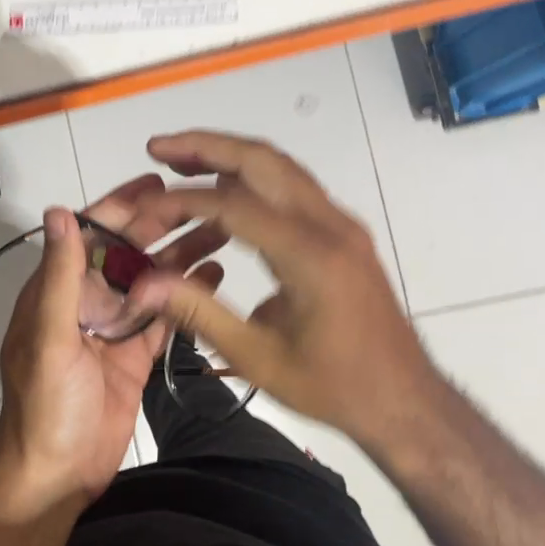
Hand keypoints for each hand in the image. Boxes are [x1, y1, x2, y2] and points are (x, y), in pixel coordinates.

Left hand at [0, 178, 224, 517]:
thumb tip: (59, 211)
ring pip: (150, 280)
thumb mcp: (48, 336)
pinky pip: (164, 316)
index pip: (89, 235)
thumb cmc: (46, 404)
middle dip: (162, 225)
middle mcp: (85, 301)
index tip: (159, 180)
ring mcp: (113, 328)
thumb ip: (57, 276)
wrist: (57, 472)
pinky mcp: (135, 355)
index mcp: (57, 291)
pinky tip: (217, 275)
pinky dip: (188, 296)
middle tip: (208, 200)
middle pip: (126, 252)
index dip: (121, 205)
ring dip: (181, 254)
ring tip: (224, 228)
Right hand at [125, 131, 445, 446]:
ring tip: (177, 161)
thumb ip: (197, 312)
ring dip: (228, 157)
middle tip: (156, 148)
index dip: (181, 203)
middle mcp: (330, 226)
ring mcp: (341, 226)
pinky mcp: (341, 234)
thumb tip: (141, 285)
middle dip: (205, 146)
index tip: (141, 214)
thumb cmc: (333, 386)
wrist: (404, 399)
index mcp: (311, 256)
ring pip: (279, 168)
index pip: (233, 205)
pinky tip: (219, 197)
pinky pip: (291, 189)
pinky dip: (250, 180)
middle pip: (262, 161)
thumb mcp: (257, 356)